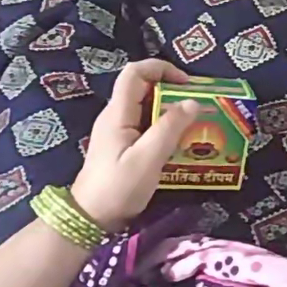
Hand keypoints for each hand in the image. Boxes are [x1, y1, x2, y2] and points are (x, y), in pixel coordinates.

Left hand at [70, 59, 200, 229]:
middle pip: (142, 86)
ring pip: (144, 106)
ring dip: (169, 109)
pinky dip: (162, 125)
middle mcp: (115, 115)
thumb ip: (170, 128)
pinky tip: (178, 141)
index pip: (135, 72)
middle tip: (196, 105)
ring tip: (193, 123)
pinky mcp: (120, 144)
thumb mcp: (148, 159)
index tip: (186, 84)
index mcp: (118, 113)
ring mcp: (116, 130)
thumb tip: (192, 102)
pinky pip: (144, 123)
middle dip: (170, 89)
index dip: (161, 68)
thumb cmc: (118, 188)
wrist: (90, 218)